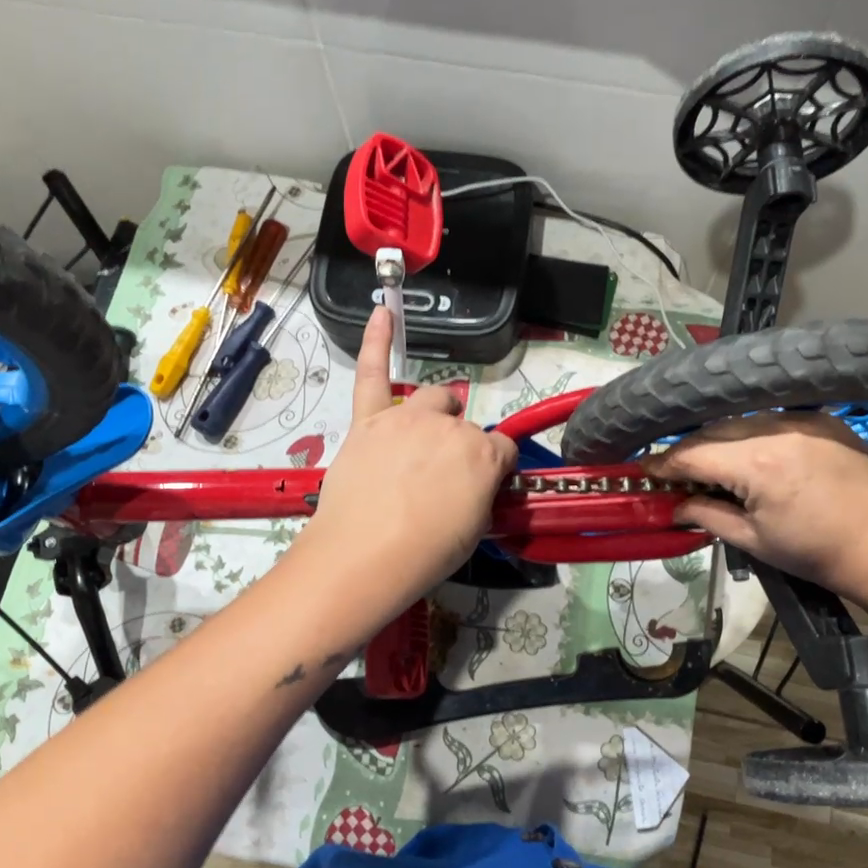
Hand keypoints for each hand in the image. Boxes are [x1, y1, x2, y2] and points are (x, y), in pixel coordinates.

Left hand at [296, 307, 517, 615]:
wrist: (364, 557)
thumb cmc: (426, 553)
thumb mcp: (475, 530)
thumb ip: (482, 496)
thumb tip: (478, 485)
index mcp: (484, 455)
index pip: (503, 450)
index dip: (494, 470)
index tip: (482, 490)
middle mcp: (450, 427)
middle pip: (465, 425)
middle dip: (460, 445)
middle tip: (443, 477)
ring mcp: (406, 418)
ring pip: (433, 398)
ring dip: (435, 414)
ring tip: (423, 441)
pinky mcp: (368, 421)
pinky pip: (372, 371)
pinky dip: (375, 339)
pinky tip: (381, 310)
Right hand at [640, 413, 867, 607]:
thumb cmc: (816, 553)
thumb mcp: (753, 541)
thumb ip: (706, 516)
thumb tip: (674, 506)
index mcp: (757, 463)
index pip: (693, 454)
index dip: (664, 464)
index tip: (644, 471)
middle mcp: (777, 429)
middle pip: (714, 430)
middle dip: (690, 450)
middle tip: (674, 472)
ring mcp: (804, 418)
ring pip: (743, 418)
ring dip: (721, 437)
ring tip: (713, 463)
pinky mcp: (825, 417)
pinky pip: (776, 416)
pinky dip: (755, 431)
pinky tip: (752, 451)